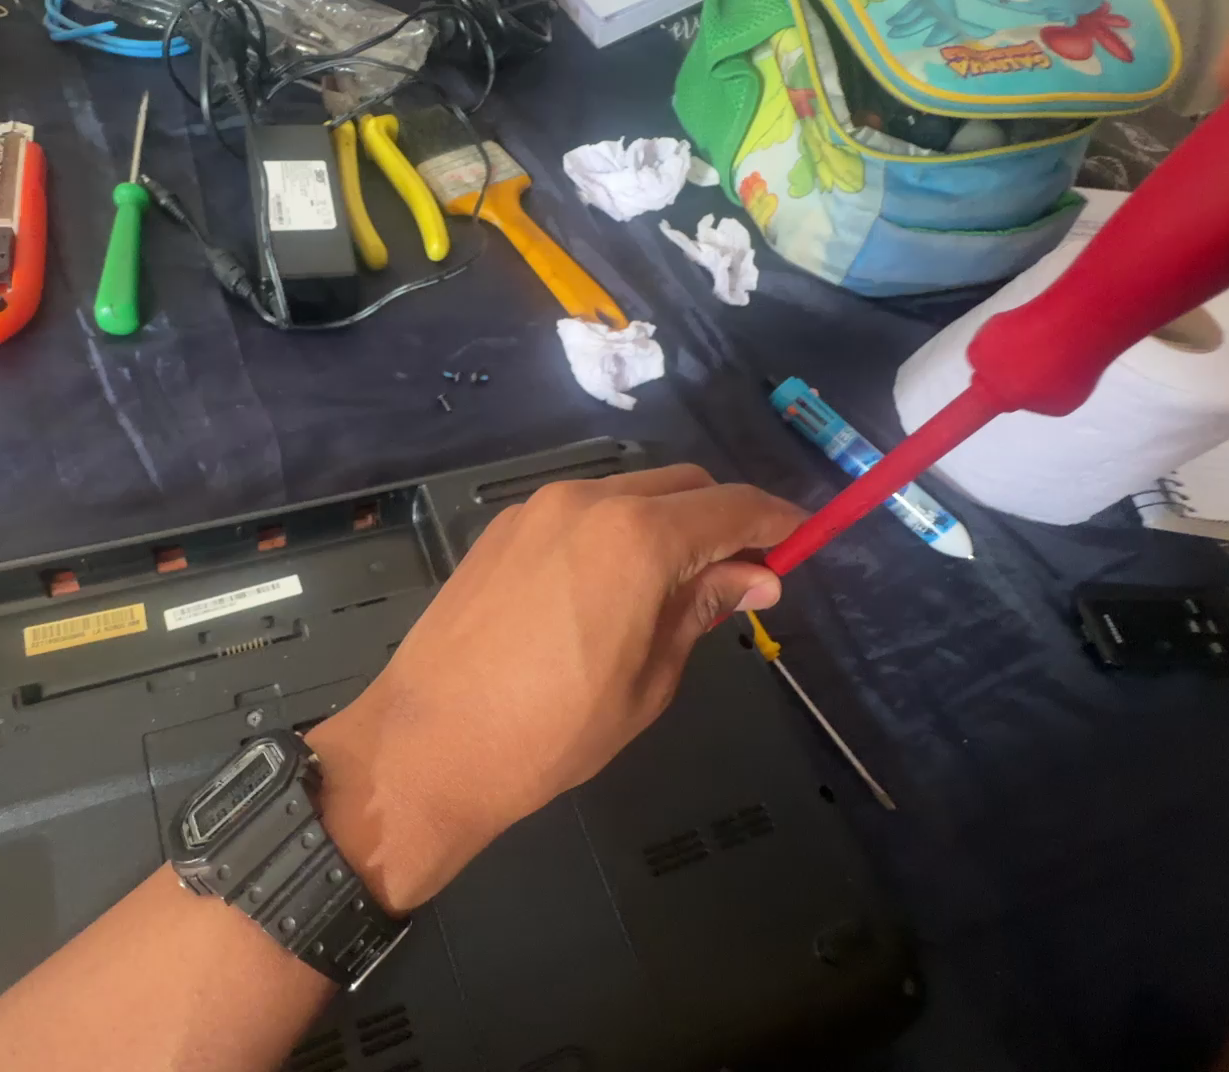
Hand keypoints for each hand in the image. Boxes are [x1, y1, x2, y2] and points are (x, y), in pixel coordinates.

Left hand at [306, 465, 805, 911]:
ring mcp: (533, 509)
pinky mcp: (500, 528)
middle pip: (681, 487)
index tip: (799, 542)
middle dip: (720, 519)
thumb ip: (701, 610)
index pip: (732, 507)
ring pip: (626, 492)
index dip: (776, 522)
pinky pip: (577, 511)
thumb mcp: (649, 680)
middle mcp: (585, 501)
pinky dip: (612, 530)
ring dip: (664, 522)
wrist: (429, 741)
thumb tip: (755, 576)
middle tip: (736, 575)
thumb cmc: (551, 730)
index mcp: (636, 536)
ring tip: (670, 584)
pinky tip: (607, 581)